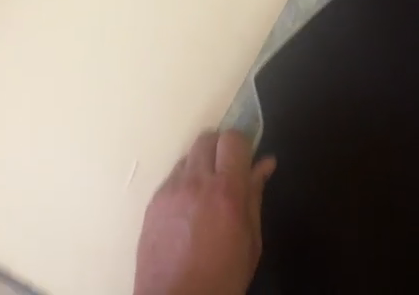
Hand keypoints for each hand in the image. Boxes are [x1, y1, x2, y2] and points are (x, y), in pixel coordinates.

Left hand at [134, 130, 276, 294]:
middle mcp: (196, 182)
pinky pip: (172, 177)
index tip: (246, 157)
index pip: (233, 139)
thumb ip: (255, 197)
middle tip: (228, 171)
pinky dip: (184, 182)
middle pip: (207, 138)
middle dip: (220, 147)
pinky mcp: (153, 202)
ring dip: (201, 164)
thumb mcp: (250, 243)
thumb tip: (265, 163)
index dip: (242, 144)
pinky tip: (189, 208)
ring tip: (207, 192)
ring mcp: (171, 190)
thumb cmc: (222, 279)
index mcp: (226, 192)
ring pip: (188, 155)